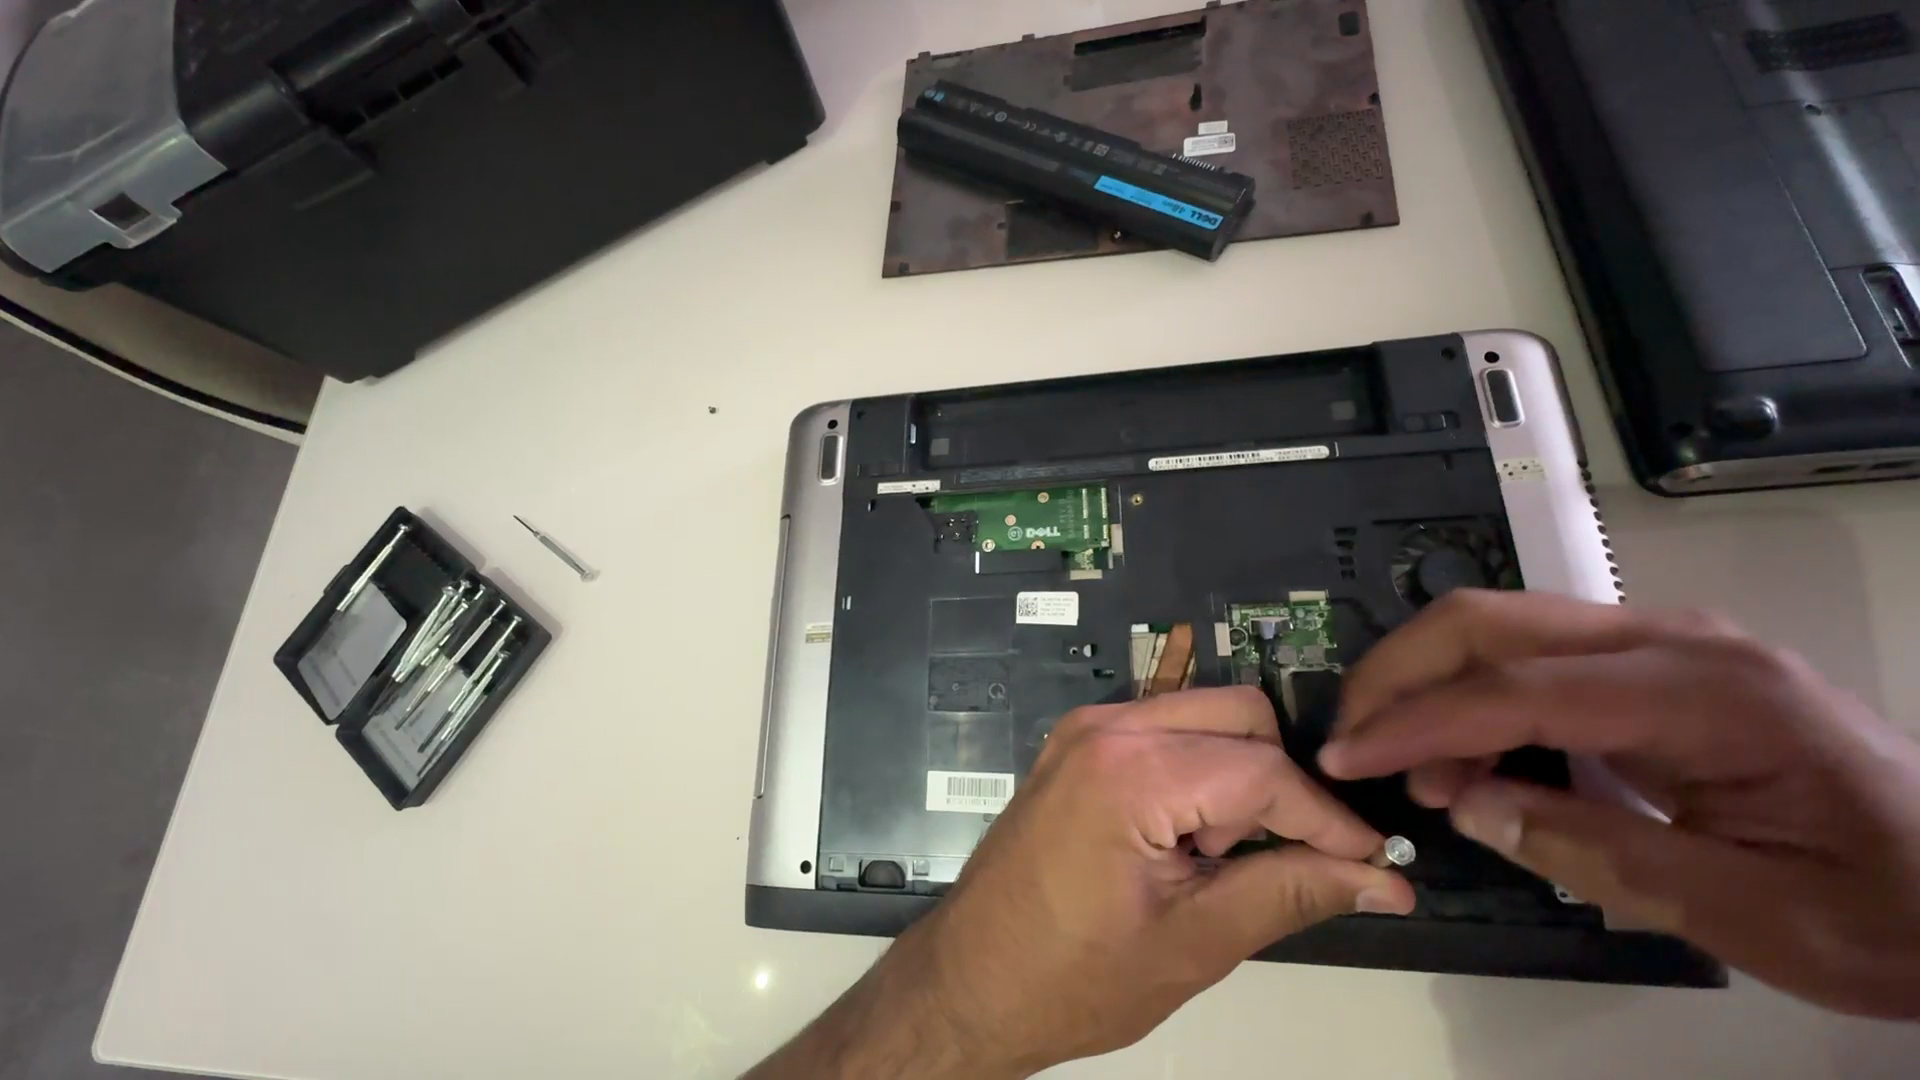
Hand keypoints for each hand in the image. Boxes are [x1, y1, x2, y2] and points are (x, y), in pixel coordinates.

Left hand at [748, 687, 1415, 1079]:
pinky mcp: (1077, 743)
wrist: (970, 980)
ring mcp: (1086, 727)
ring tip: (1212, 858)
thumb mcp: (1193, 944)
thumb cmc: (1072, 977)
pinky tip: (1185, 835)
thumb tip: (1381, 879)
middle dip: (1278, 784)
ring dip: (1236, 774)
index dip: (1329, 819)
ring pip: (1204, 714)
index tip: (1372, 865)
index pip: (1264, 769)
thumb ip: (1290, 893)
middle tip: (1266, 861)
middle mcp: (1107, 726)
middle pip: (1240, 715)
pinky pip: (1164, 728)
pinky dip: (1197, 768)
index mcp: (1131, 770)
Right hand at [1317, 589, 1919, 1018]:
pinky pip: (1524, 656)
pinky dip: (1467, 697)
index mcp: (1708, 694)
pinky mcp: (1644, 659)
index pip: (1517, 689)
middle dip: (1398, 674)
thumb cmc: (1891, 912)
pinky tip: (1465, 758)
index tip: (1344, 758)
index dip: (1417, 723)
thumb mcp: (1756, 918)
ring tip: (1412, 770)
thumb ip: (1598, 855)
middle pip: (1488, 622)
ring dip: (1427, 685)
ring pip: (1495, 626)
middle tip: (1351, 740)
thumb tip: (1465, 804)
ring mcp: (1657, 640)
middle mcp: (1672, 639)